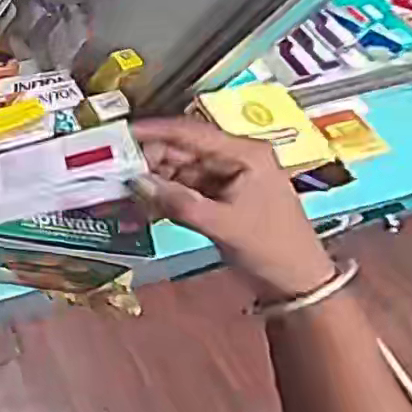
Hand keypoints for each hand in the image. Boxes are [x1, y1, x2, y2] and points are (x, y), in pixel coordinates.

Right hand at [130, 117, 336, 301]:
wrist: (296, 281)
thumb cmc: (269, 246)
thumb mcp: (221, 224)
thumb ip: (177, 201)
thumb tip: (136, 181)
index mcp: (244, 153)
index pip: (190, 132)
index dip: (153, 130)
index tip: (119, 134)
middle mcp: (234, 157)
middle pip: (179, 149)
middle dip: (147, 159)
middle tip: (115, 170)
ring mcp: (225, 175)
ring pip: (176, 167)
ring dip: (151, 177)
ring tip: (123, 187)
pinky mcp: (217, 193)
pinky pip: (180, 185)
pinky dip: (162, 192)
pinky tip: (142, 201)